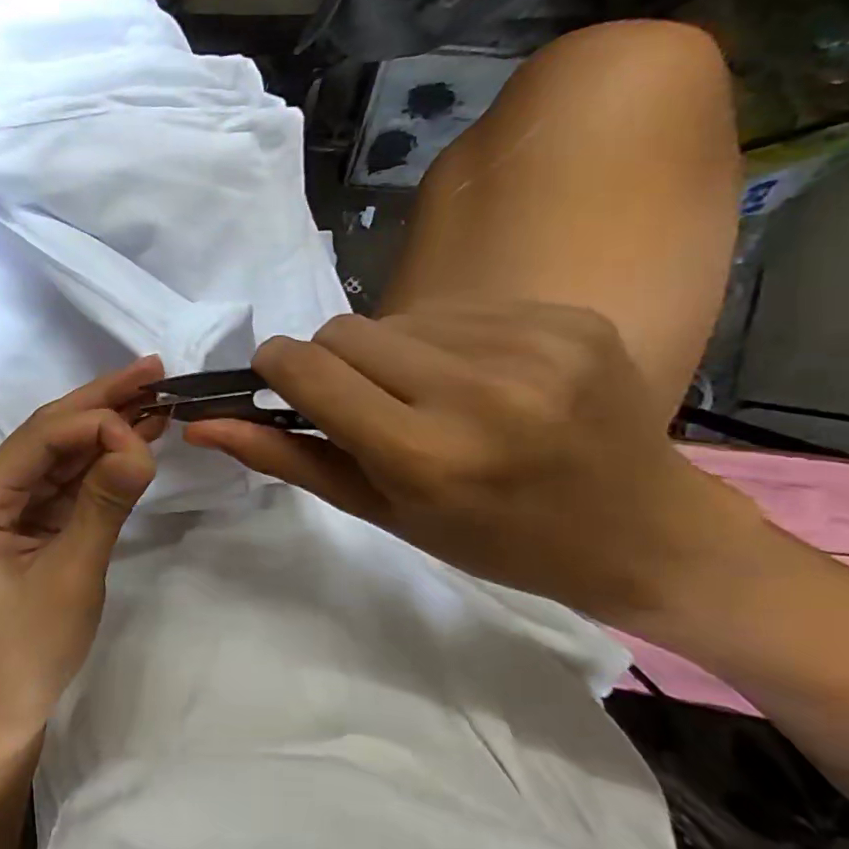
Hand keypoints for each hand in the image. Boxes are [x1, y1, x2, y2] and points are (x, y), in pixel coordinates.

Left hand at [0, 357, 164, 736]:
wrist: (15, 701)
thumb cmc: (32, 645)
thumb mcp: (72, 574)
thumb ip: (103, 504)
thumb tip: (139, 445)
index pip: (39, 440)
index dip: (93, 423)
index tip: (146, 425)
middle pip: (50, 432)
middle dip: (101, 401)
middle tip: (152, 368)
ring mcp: (11, 499)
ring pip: (64, 448)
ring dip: (109, 423)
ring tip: (155, 393)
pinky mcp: (34, 514)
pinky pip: (72, 475)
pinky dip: (105, 457)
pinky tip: (138, 434)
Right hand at [183, 302, 766, 627]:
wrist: (647, 533)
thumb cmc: (496, 539)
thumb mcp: (382, 511)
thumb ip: (286, 458)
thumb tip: (201, 424)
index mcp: (427, 454)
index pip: (306, 367)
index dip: (278, 368)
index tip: (285, 383)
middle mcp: (479, 391)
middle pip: (342, 331)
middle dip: (335, 363)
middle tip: (372, 404)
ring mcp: (532, 346)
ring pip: (394, 319)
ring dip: (392, 352)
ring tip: (435, 394)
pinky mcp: (566, 318)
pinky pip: (453, 309)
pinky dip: (446, 339)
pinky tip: (485, 377)